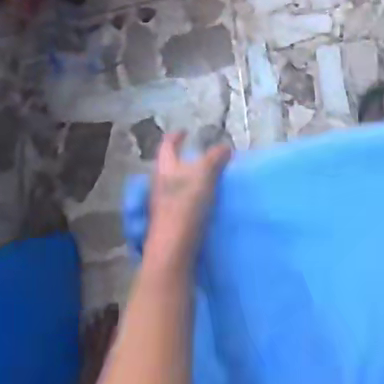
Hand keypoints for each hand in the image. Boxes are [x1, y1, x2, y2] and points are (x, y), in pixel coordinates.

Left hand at [144, 132, 231, 271]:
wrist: (172, 252)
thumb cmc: (185, 206)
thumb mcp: (204, 175)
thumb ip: (215, 158)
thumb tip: (224, 147)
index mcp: (164, 168)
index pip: (167, 145)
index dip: (175, 136)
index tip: (184, 131)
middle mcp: (158, 185)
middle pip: (168, 166)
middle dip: (182, 160)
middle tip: (200, 156)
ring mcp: (161, 206)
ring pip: (174, 186)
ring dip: (187, 181)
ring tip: (206, 180)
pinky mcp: (169, 224)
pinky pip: (180, 204)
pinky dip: (191, 199)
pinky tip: (204, 205)